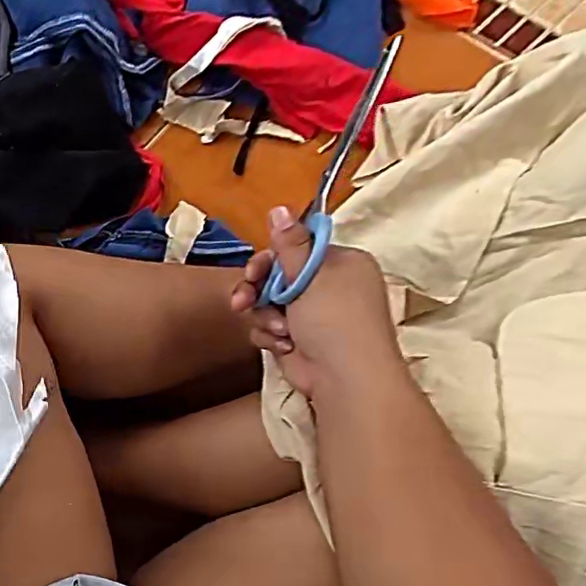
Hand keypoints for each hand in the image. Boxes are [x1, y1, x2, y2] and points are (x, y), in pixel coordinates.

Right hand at [230, 205, 403, 399]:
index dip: (272, 259)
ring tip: (279, 331)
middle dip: (258, 290)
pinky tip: (283, 345)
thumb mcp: (311, 276)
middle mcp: (327, 287)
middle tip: (242, 300)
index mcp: (340, 264)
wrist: (344, 378)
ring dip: (267, 317)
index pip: (298, 250)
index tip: (254, 271)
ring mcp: (312, 316)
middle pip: (278, 277)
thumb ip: (290, 245)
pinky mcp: (298, 340)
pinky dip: (272, 336)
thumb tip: (278, 208)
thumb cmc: (334, 319)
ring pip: (269, 305)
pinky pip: (271, 329)